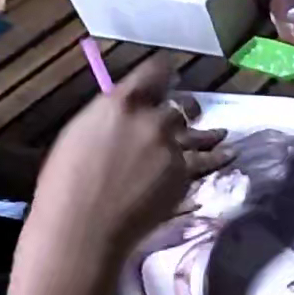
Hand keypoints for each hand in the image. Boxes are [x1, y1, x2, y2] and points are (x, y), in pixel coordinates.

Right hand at [38, 57, 228, 250]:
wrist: (86, 223)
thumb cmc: (66, 180)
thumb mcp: (83, 131)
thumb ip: (112, 116)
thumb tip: (127, 114)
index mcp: (121, 102)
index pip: (155, 73)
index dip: (166, 71)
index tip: (171, 71)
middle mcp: (153, 120)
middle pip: (181, 106)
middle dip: (186, 107)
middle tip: (192, 109)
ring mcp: (173, 150)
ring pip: (200, 136)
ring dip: (210, 134)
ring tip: (222, 134)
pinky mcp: (184, 177)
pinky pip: (205, 164)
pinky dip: (217, 159)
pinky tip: (227, 157)